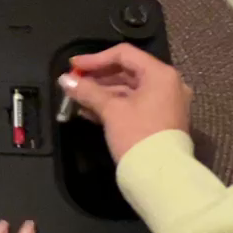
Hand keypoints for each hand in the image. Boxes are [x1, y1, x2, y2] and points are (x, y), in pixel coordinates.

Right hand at [58, 43, 191, 161]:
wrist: (160, 178)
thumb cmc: (138, 136)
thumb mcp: (111, 110)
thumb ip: (87, 91)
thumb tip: (65, 80)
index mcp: (160, 74)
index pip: (124, 54)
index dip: (95, 58)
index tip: (73, 66)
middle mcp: (167, 85)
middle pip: (127, 71)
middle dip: (97, 77)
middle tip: (73, 82)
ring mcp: (165, 104)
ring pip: (128, 90)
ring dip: (101, 93)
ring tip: (77, 99)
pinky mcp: (159, 122)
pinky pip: (133, 105)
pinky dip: (113, 106)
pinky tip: (89, 112)